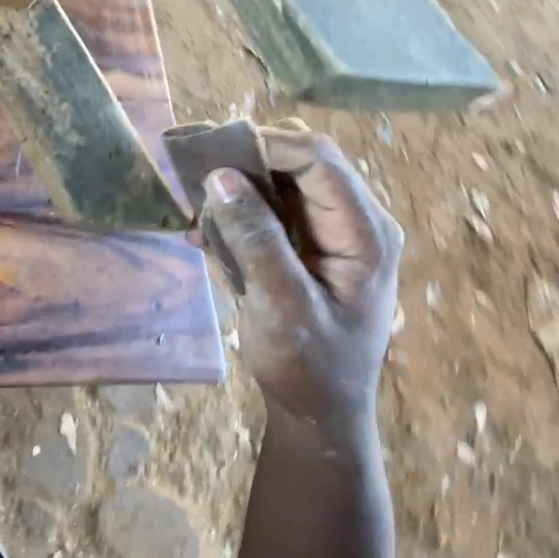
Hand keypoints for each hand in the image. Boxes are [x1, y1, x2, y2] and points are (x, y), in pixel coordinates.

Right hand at [201, 125, 401, 431]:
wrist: (319, 412)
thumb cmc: (307, 364)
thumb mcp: (280, 304)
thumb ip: (255, 239)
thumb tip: (220, 176)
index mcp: (364, 231)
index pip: (316, 158)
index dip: (263, 145)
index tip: (208, 156)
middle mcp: (355, 219)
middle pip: (301, 157)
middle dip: (246, 155)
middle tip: (194, 170)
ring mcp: (332, 229)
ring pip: (282, 175)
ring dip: (236, 182)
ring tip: (194, 204)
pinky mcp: (307, 241)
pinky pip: (270, 202)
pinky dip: (236, 207)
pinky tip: (203, 232)